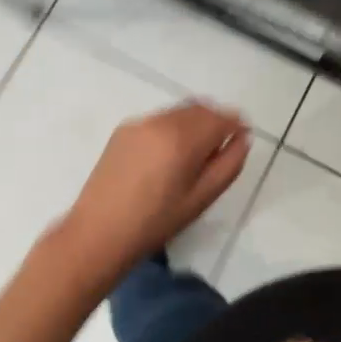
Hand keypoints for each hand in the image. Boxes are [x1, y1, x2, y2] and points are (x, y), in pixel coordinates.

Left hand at [55, 102, 250, 277]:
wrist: (98, 232)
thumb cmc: (156, 222)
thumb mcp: (202, 198)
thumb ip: (229, 163)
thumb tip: (242, 137)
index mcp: (183, 139)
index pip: (221, 117)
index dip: (236, 124)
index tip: (241, 137)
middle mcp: (161, 121)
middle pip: (200, 108)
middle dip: (216, 121)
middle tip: (220, 147)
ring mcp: (139, 123)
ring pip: (179, 111)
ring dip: (194, 122)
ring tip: (194, 153)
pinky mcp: (123, 130)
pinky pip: (159, 119)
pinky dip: (173, 127)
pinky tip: (167, 155)